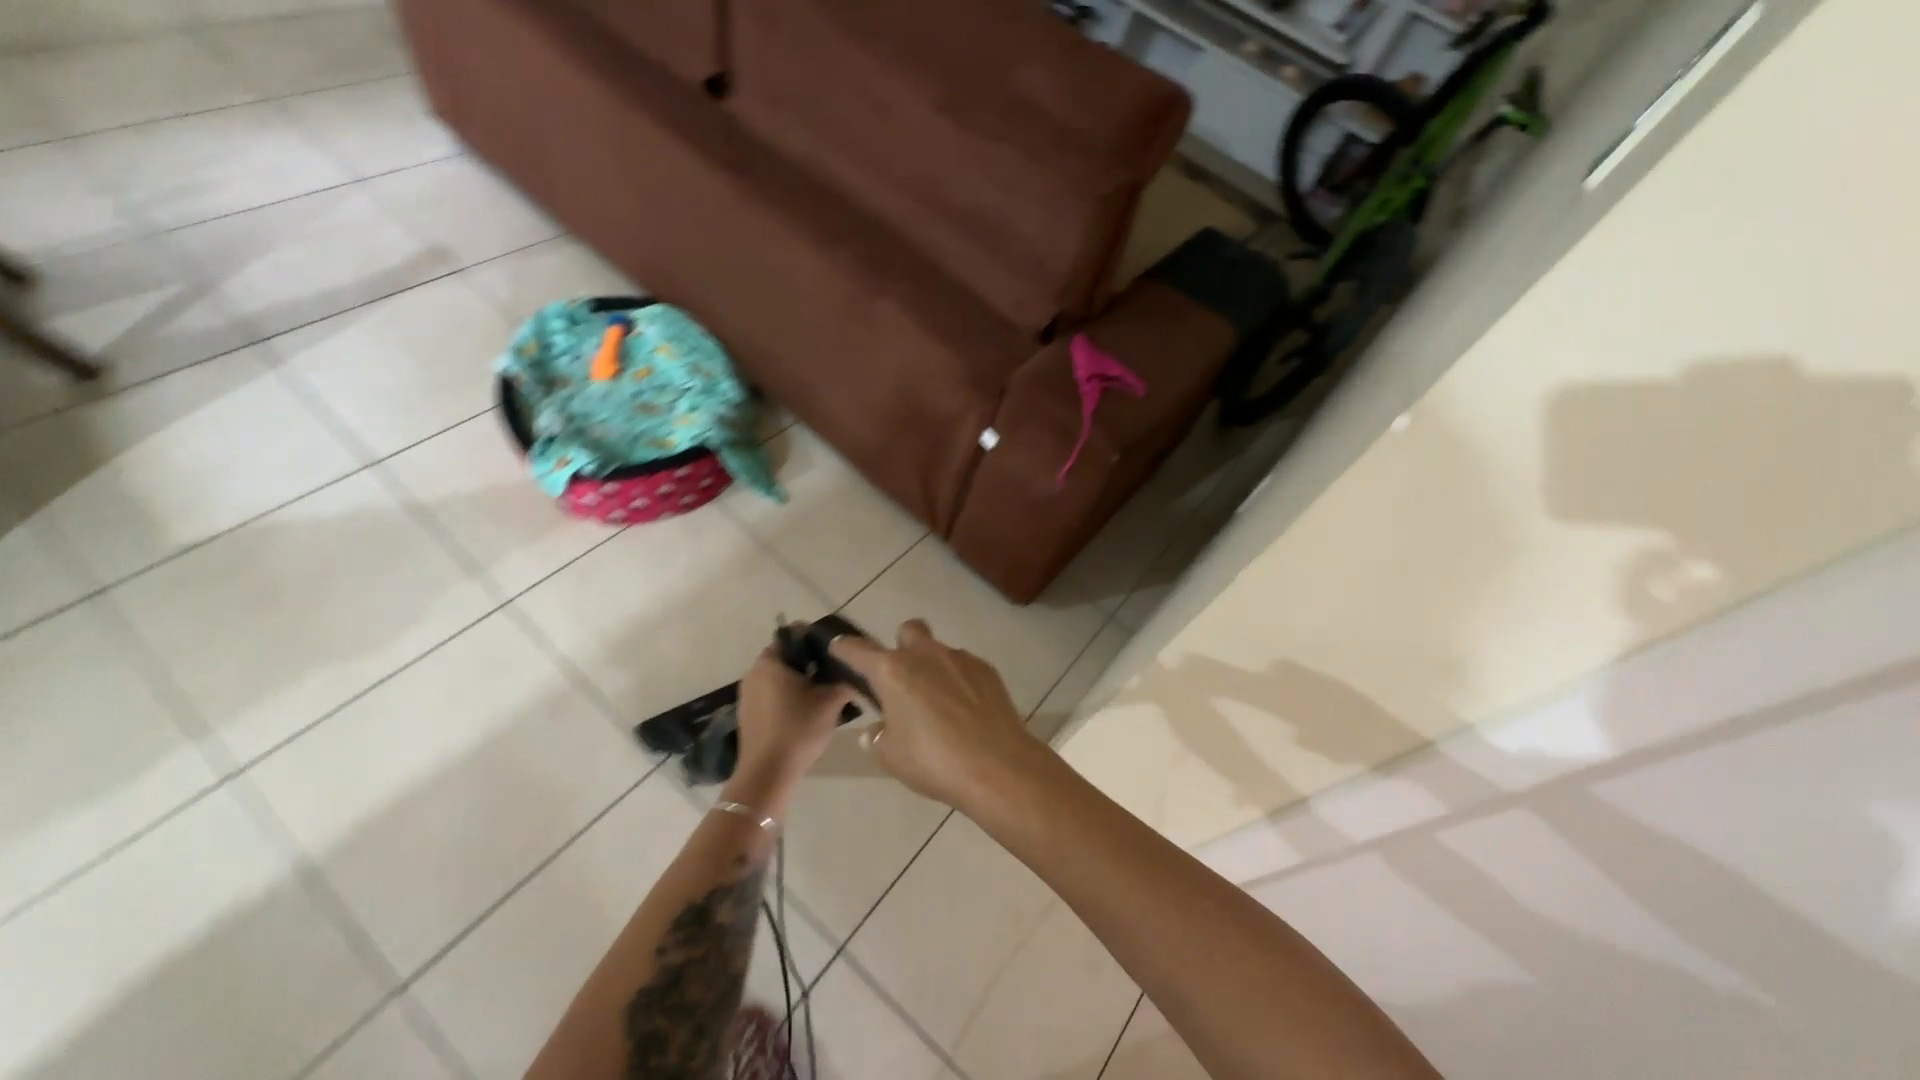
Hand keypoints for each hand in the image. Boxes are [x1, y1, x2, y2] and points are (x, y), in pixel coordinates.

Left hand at [732, 633, 857, 795]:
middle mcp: (754, 672)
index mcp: (771, 662)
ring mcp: (747, 694)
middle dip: (808, 663)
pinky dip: (786, 697)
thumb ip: (843, 682)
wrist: (768, 773)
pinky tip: (804, 713)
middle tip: (833, 674)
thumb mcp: (830, 704)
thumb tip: (853, 670)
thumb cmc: (798, 730)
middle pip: (785, 658)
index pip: (792, 635)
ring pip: (777, 678)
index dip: (814, 639)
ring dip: (797, 682)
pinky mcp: (747, 714)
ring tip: (822, 694)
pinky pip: (770, 695)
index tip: (833, 652)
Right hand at [830, 620, 1046, 809]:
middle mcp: (925, 655)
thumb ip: (879, 736)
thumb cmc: (934, 761)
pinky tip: (965, 711)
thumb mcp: (891, 756)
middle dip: (902, 646)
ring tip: (939, 704)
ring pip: (940, 650)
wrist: (997, 766)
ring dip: (933, 667)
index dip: (845, 648)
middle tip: (902, 680)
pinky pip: (965, 667)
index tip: (839, 648)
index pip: (858, 649)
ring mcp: (961, 659)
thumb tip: (879, 728)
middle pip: (908, 630)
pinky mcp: (988, 671)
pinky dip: (960, 682)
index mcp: (893, 672)